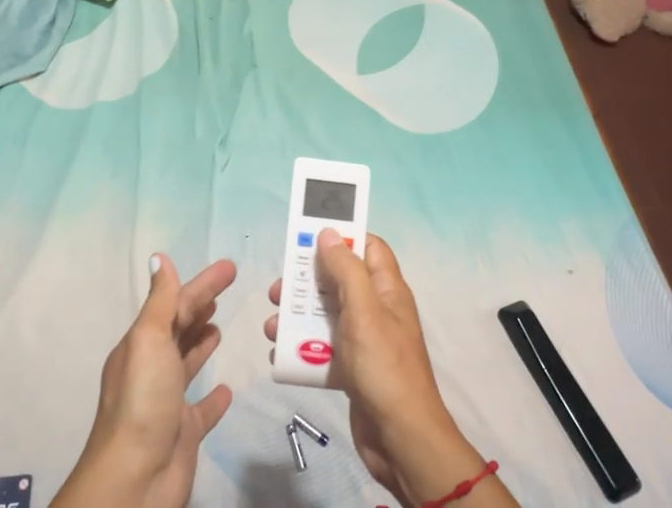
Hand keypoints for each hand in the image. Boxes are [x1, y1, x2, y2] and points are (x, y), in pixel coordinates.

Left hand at [53, 255, 235, 507]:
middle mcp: (151, 369)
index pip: (175, 305)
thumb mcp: (148, 341)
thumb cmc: (142, 401)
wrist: (135, 478)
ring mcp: (167, 402)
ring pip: (186, 363)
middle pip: (180, 328)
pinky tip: (226, 389)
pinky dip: (214, 397)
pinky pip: (201, 409)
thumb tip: (160, 258)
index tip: (230, 267)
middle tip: (228, 286)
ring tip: (220, 325)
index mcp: (141, 345)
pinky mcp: (184, 433)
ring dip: (201, 342)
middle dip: (201, 305)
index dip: (202, 284)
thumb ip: (160, 302)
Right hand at [266, 231, 514, 507]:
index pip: (368, 248)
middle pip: (339, 281)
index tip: (307, 237)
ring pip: (326, 316)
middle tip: (278, 289)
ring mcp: (365, 341)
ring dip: (297, 317)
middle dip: (307, 281)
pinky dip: (302, 349)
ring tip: (270, 326)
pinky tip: (279, 355)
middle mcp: (377, 310)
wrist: (400, 439)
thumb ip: (346, 270)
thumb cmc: (384, 367)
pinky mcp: (353, 369)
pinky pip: (323, 349)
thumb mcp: (363, 311)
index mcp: (387, 290)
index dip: (341, 238)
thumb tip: (328, 233)